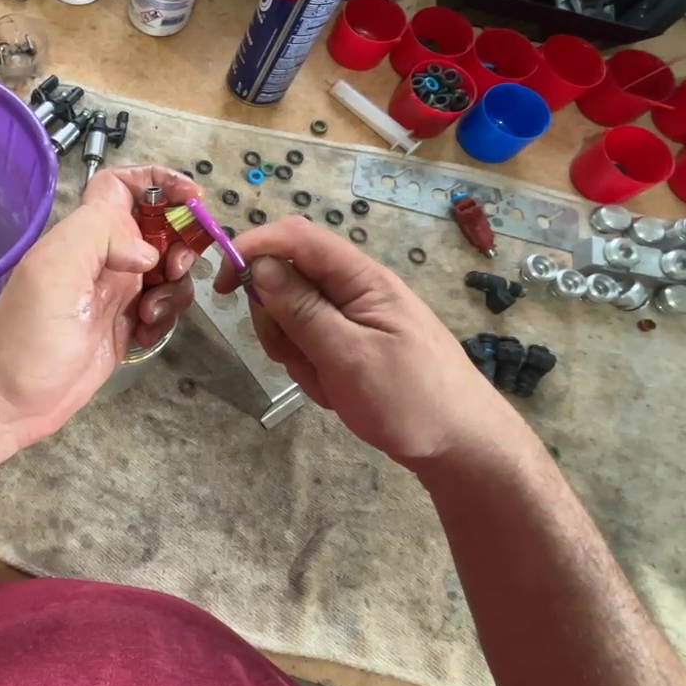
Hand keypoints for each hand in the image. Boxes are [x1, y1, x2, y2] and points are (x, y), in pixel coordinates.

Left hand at [0, 166, 201, 450]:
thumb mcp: (55, 270)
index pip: (123, 186)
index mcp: (84, 234)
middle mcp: (103, 258)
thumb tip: (148, 249)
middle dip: (181, 242)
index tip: (193, 198)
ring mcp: (116, 294)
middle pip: (160, 228)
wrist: (9, 401)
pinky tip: (143, 335)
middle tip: (173, 269)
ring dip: (174, 287)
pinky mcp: (124, 328)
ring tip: (148, 314)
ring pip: (167, 271)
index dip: (159, 181)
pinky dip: (166, 319)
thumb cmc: (27, 334)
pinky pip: (162, 309)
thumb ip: (100, 234)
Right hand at [213, 217, 528, 468]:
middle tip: (294, 355)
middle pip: (284, 278)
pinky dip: (307, 366)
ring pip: (288, 314)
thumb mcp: (349, 357)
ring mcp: (349, 316)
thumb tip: (259, 266)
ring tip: (325, 380)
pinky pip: (305, 341)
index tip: (222, 284)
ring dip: (291, 348)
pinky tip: (334, 389)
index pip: (295, 238)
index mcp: (360, 278)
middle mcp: (353, 288)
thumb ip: (301, 310)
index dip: (251, 247)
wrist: (463, 446)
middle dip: (273, 317)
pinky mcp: (347, 341)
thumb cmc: (412, 401)